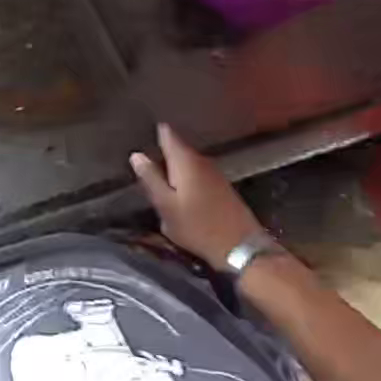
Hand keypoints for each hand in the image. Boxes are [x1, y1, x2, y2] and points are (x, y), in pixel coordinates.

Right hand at [130, 123, 266, 267]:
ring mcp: (215, 174)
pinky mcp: (222, 188)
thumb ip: (150, 178)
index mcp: (185, 161)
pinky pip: (197, 172)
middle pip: (177, 147)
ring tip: (156, 172)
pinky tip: (177, 188)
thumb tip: (136, 155)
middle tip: (141, 157)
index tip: (138, 131)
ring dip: (173, 164)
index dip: (153, 130)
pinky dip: (185, 175)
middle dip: (160, 149)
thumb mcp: (166, 205)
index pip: (167, 134)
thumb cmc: (198, 227)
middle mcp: (201, 161)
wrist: (244, 250)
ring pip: (187, 161)